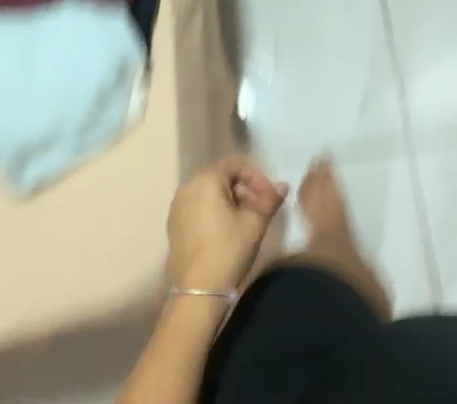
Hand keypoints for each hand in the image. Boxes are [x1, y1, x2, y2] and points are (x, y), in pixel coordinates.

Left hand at [167, 157, 288, 292]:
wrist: (197, 291)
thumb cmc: (228, 250)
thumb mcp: (254, 223)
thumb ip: (269, 199)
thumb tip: (282, 185)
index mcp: (205, 180)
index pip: (235, 164)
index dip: (257, 176)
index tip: (269, 196)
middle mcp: (187, 187)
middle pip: (222, 177)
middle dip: (245, 189)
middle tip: (261, 209)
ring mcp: (177, 206)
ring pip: (210, 193)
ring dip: (231, 201)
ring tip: (246, 221)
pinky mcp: (174, 225)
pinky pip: (198, 207)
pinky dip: (215, 212)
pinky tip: (227, 232)